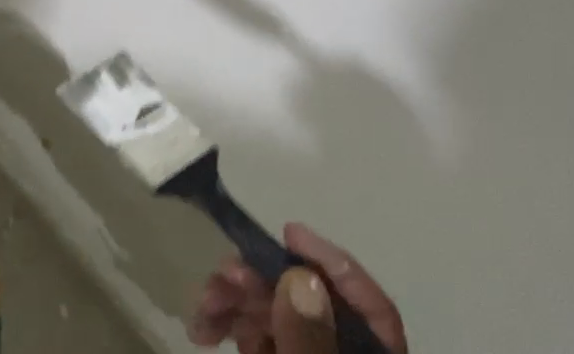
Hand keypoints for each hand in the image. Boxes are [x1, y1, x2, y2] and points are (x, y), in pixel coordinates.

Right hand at [188, 223, 406, 353]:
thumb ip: (308, 338)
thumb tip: (298, 275)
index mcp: (371, 352)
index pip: (368, 303)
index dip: (330, 262)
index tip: (288, 231)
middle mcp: (343, 349)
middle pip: (307, 302)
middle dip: (257, 283)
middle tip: (223, 277)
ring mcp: (309, 352)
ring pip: (274, 315)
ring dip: (232, 304)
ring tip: (202, 313)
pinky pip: (259, 335)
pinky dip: (230, 326)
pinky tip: (205, 333)